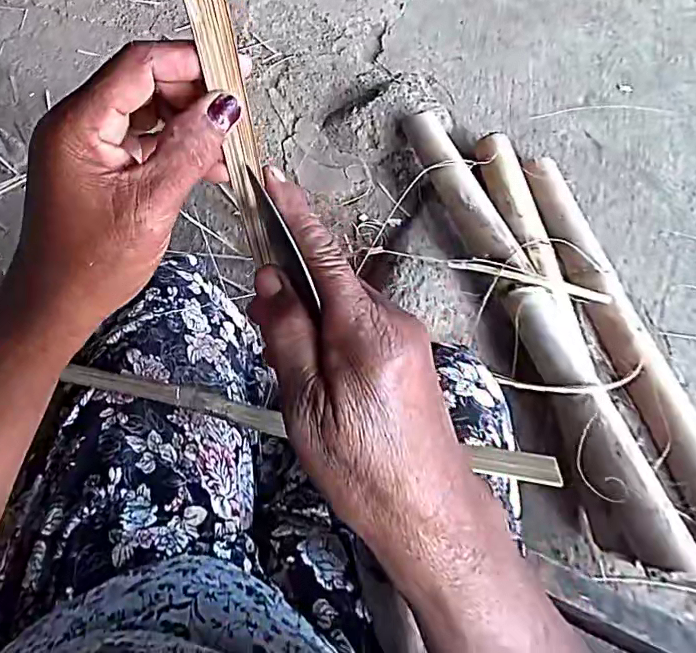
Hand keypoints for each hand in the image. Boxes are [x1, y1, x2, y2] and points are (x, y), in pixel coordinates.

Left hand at [4, 41, 242, 337]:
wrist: (56, 304)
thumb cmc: (88, 266)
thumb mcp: (151, 204)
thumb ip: (190, 149)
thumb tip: (223, 107)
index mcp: (78, 125)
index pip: (138, 65)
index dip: (188, 60)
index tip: (230, 67)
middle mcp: (77, 123)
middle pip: (144, 80)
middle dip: (192, 92)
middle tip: (231, 110)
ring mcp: (87, 140)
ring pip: (147, 106)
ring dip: (188, 119)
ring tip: (223, 142)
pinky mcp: (98, 158)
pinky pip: (143, 133)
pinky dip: (175, 142)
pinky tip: (205, 160)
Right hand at [249, 170, 519, 597]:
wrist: (433, 519)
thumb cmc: (363, 470)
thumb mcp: (305, 406)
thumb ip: (287, 333)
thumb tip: (271, 277)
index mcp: (366, 329)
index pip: (322, 253)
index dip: (294, 213)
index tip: (273, 177)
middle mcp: (393, 319)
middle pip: (328, 282)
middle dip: (291, 293)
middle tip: (261, 327)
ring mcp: (406, 333)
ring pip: (341, 304)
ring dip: (309, 319)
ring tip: (290, 369)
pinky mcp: (410, 350)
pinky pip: (358, 322)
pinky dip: (330, 332)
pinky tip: (318, 373)